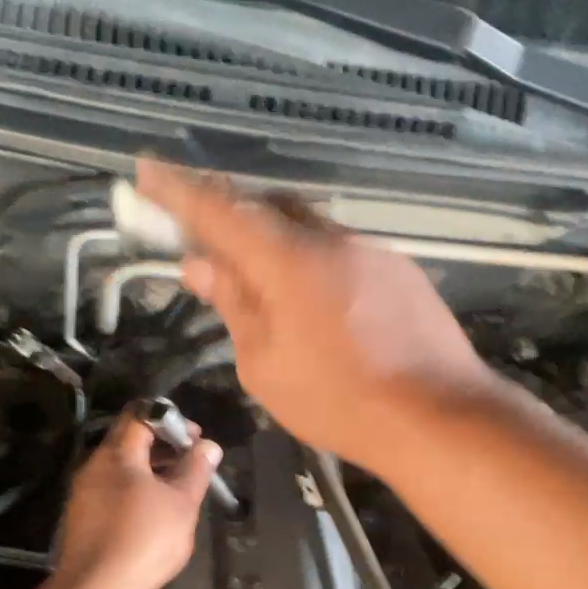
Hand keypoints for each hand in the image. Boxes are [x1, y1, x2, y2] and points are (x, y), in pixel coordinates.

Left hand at [54, 414, 220, 588]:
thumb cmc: (144, 540)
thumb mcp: (181, 504)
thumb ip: (196, 470)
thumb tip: (209, 446)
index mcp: (117, 454)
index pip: (141, 415)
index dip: (171, 420)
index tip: (195, 439)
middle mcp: (93, 465)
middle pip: (127, 439)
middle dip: (161, 445)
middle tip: (189, 462)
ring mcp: (83, 492)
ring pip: (119, 467)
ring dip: (148, 469)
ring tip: (175, 489)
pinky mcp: (80, 517)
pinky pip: (109, 490)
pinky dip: (133, 489)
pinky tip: (150, 513)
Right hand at [136, 160, 497, 468]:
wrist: (440, 417)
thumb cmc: (339, 403)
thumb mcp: (265, 365)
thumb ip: (234, 306)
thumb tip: (202, 266)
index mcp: (288, 262)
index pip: (220, 211)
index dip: (178, 191)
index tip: (146, 171)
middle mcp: (330, 240)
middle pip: (266, 207)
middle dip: (227, 215)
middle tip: (201, 241)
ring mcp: (371, 251)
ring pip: (305, 229)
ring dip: (270, 243)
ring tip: (256, 285)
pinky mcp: (398, 270)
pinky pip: (337, 252)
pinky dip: (307, 262)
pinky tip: (310, 305)